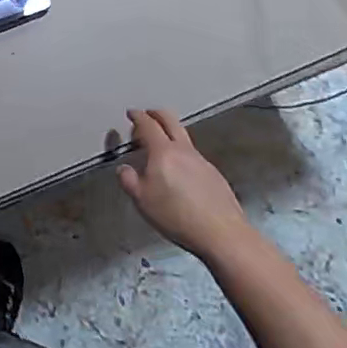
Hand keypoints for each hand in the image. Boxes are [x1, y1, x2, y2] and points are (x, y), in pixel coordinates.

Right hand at [116, 108, 248, 255]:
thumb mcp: (142, 200)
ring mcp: (202, 161)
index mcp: (163, 152)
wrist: (222, 234)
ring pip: (183, 138)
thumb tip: (124, 169)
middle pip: (171, 121)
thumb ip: (128, 180)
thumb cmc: (176, 215)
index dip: (138, 116)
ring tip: (159, 145)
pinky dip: (181, 153)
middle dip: (157, 114)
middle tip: (147, 115)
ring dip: (170, 134)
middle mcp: (184, 150)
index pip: (148, 125)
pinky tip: (179, 171)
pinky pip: (193, 155)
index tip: (131, 113)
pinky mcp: (214, 175)